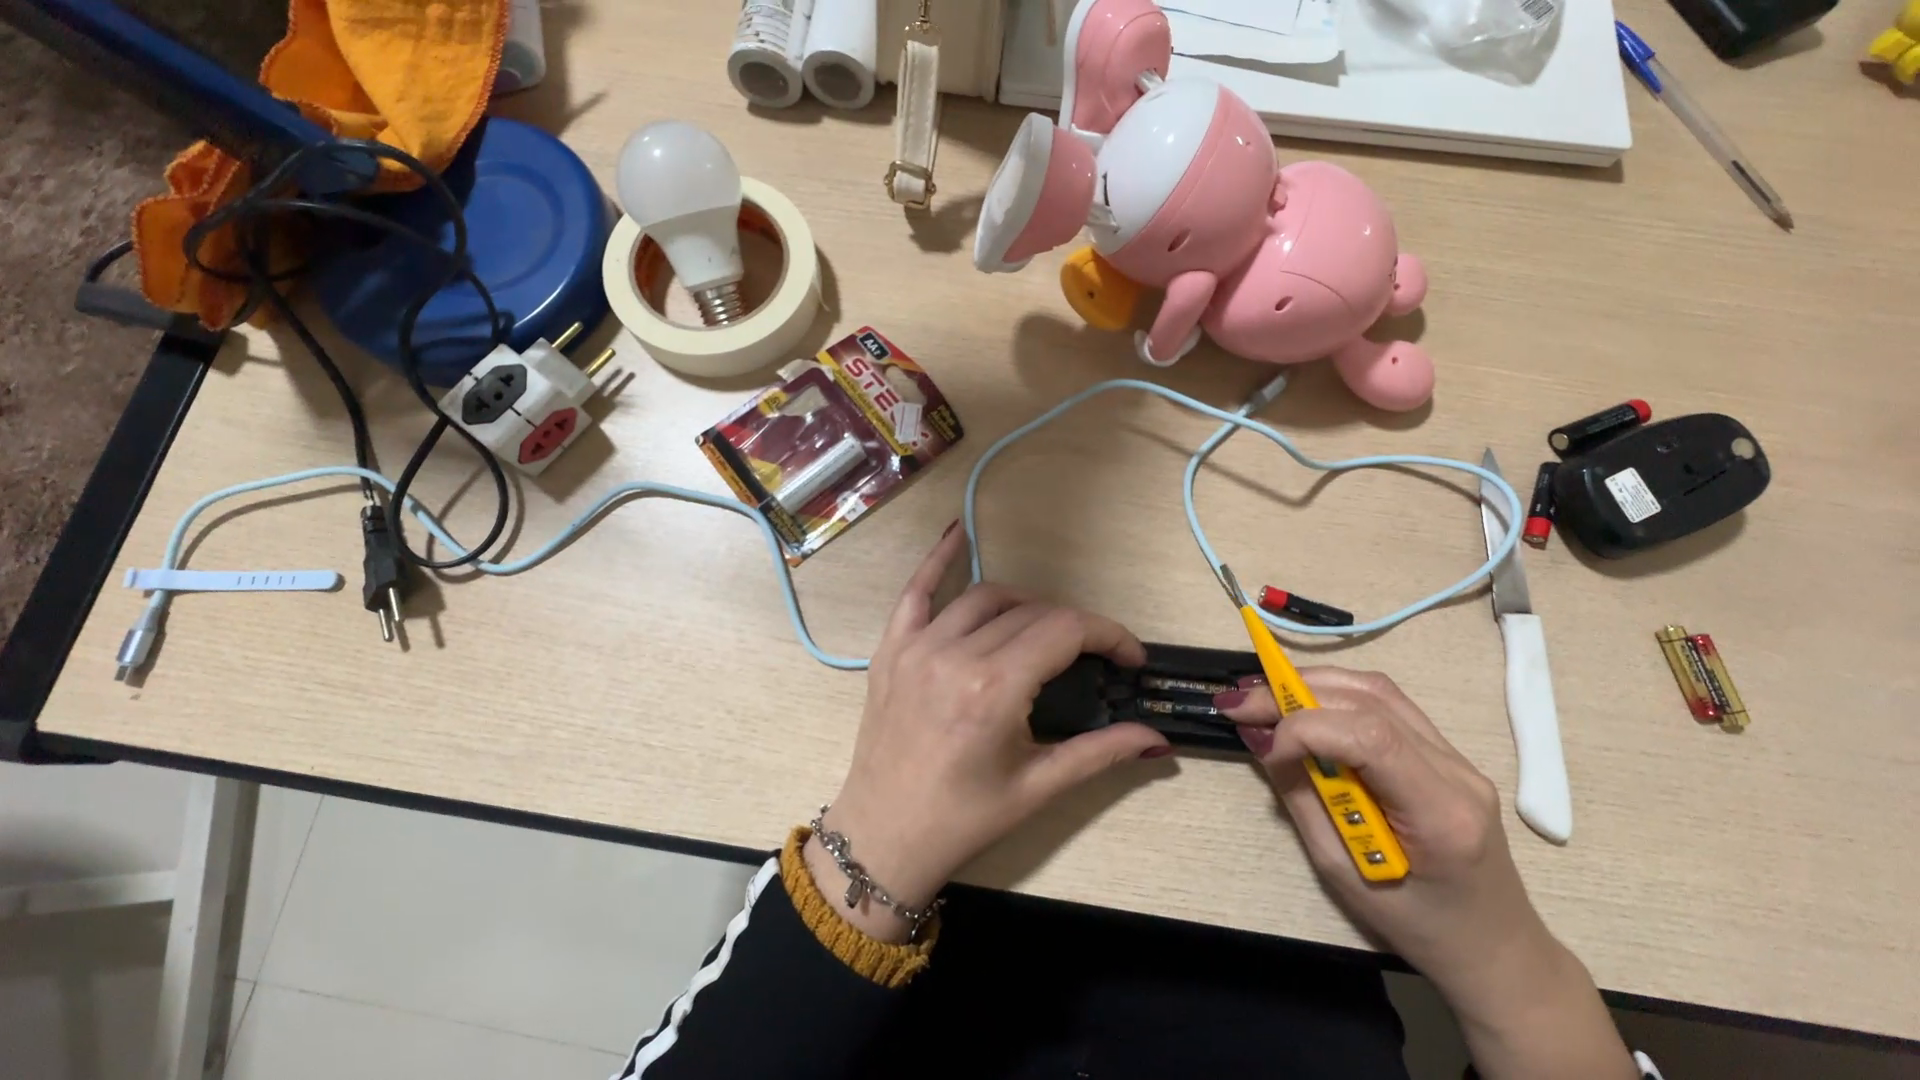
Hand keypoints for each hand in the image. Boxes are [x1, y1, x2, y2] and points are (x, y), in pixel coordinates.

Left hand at [809, 523, 1169, 941]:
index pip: (1065, 631)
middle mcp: (954, 655)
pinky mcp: (890, 649)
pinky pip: (915, 592)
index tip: (1131, 658)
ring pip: (985, 598)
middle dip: (1073, 627)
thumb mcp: (1036, 788)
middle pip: (1031, 613)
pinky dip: (938, 560)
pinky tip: (959, 533)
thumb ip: (1099, 753)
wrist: (882, 837)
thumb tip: (1158, 740)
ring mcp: (916, 646)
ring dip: (1026, 603)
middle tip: (1094, 656)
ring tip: (1048, 627)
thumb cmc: (962, 819)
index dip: (1109, 635)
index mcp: (993, 690)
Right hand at [1221, 669, 1635, 1078]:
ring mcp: (1456, 756)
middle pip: (1370, 701)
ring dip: (1313, 683)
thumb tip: (1259, 739)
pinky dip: (1336, 694)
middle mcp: (1456, 771)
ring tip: (1261, 694)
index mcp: (1439, 812)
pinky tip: (1301, 703)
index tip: (1261, 743)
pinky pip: (1387, 704)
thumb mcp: (1343, 874)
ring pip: (1378, 691)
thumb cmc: (1416, 927)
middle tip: (1238, 702)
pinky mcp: (1445, 752)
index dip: (1305, 727)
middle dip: (1294, 692)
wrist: (1492, 946)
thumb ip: (1302, 800)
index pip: (1370, 737)